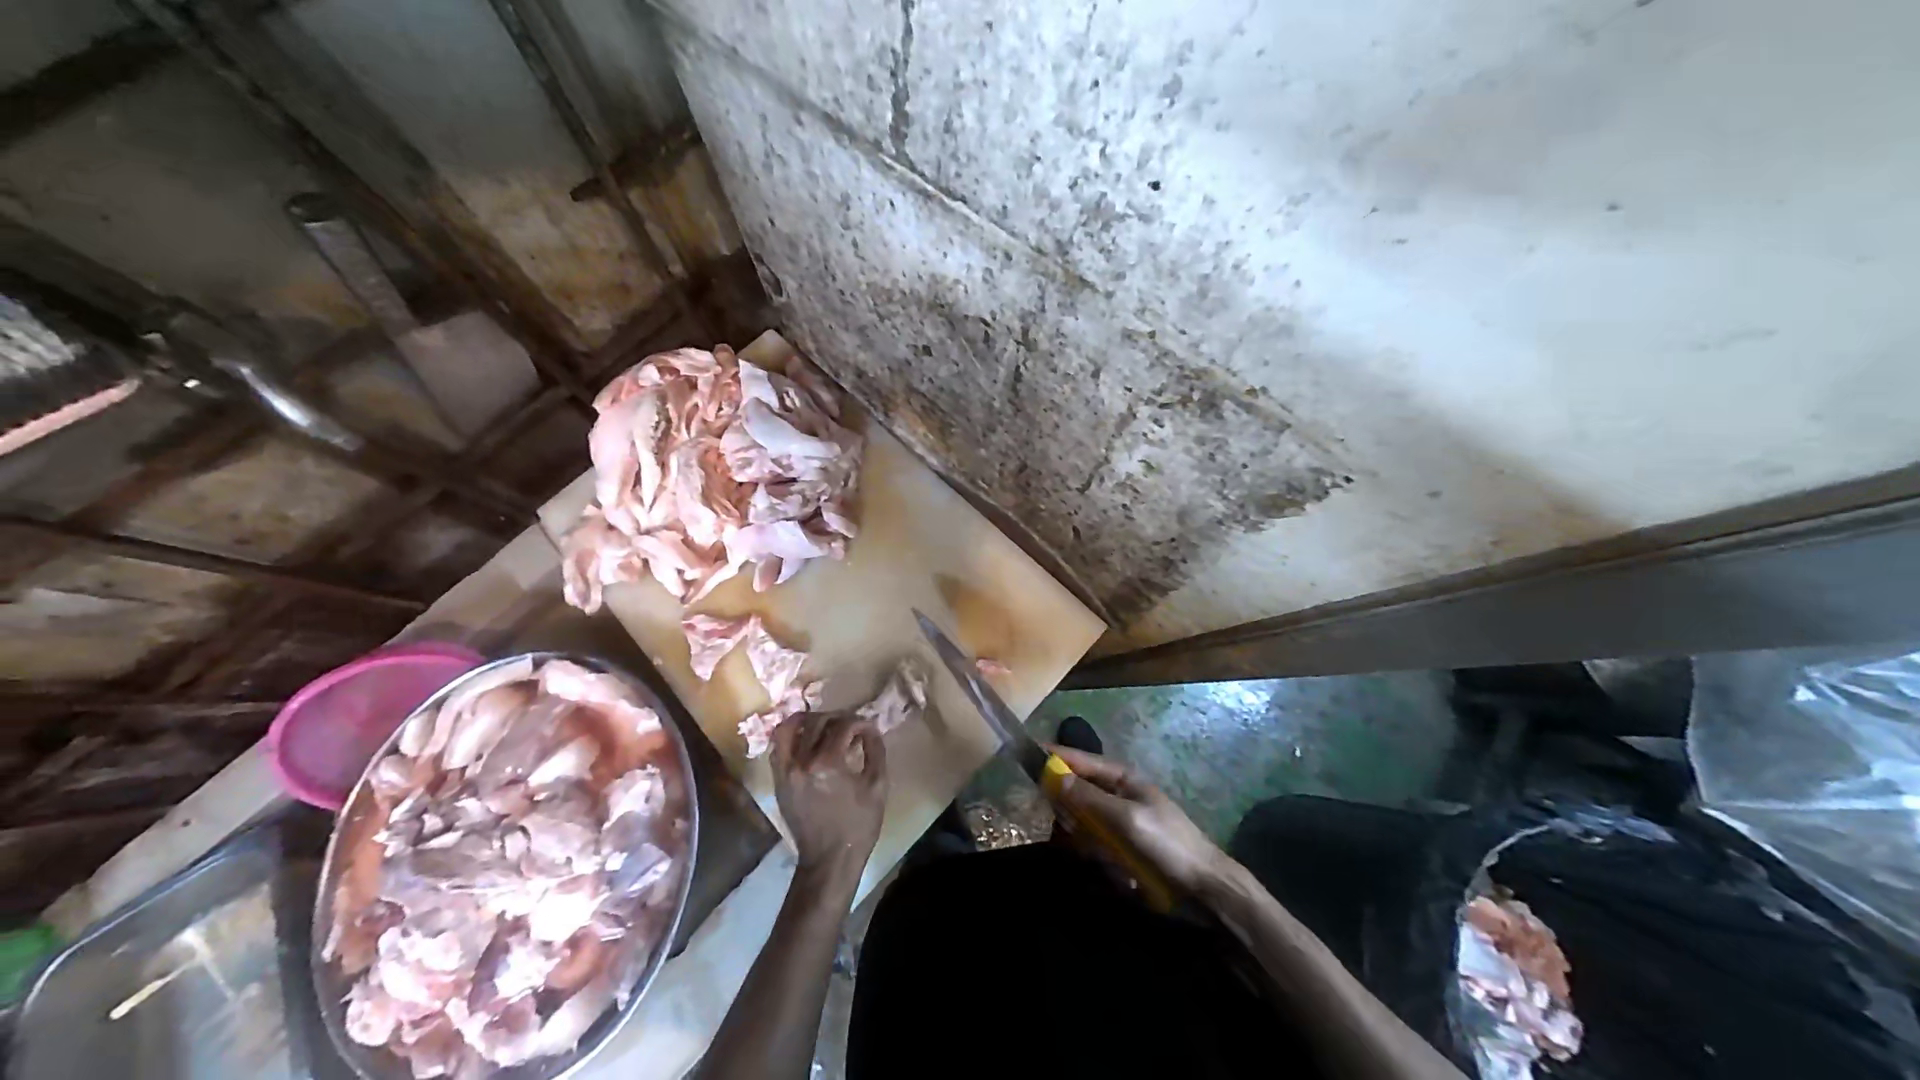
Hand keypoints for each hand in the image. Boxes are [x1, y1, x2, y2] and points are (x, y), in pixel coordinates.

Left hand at [773, 713, 887, 885]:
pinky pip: (778, 747)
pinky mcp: (778, 780)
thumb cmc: (858, 825)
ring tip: (824, 725)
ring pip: (789, 728)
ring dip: (808, 720)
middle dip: (837, 718)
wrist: (829, 859)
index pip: (843, 725)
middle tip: (851, 727)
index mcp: (827, 763)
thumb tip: (870, 728)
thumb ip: (875, 749)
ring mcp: (784, 770)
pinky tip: (807, 739)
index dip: (860, 722)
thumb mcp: (877, 785)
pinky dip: (791, 736)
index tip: (869, 728)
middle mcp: (801, 761)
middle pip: (817, 722)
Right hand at [1045, 744, 1230, 893]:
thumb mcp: (1127, 819)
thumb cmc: (1168, 844)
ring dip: (1093, 846)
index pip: (1081, 761)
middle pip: (1077, 796)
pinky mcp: (1121, 851)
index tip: (1028, 754)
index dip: (1056, 757)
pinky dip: (1104, 862)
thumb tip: (1054, 776)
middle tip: (1082, 834)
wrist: (1205, 890)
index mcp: (1123, 780)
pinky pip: (1096, 850)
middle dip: (1075, 816)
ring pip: (1083, 827)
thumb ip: (1089, 798)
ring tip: (1116, 862)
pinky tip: (1124, 876)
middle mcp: (1118, 797)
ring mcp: (1119, 826)